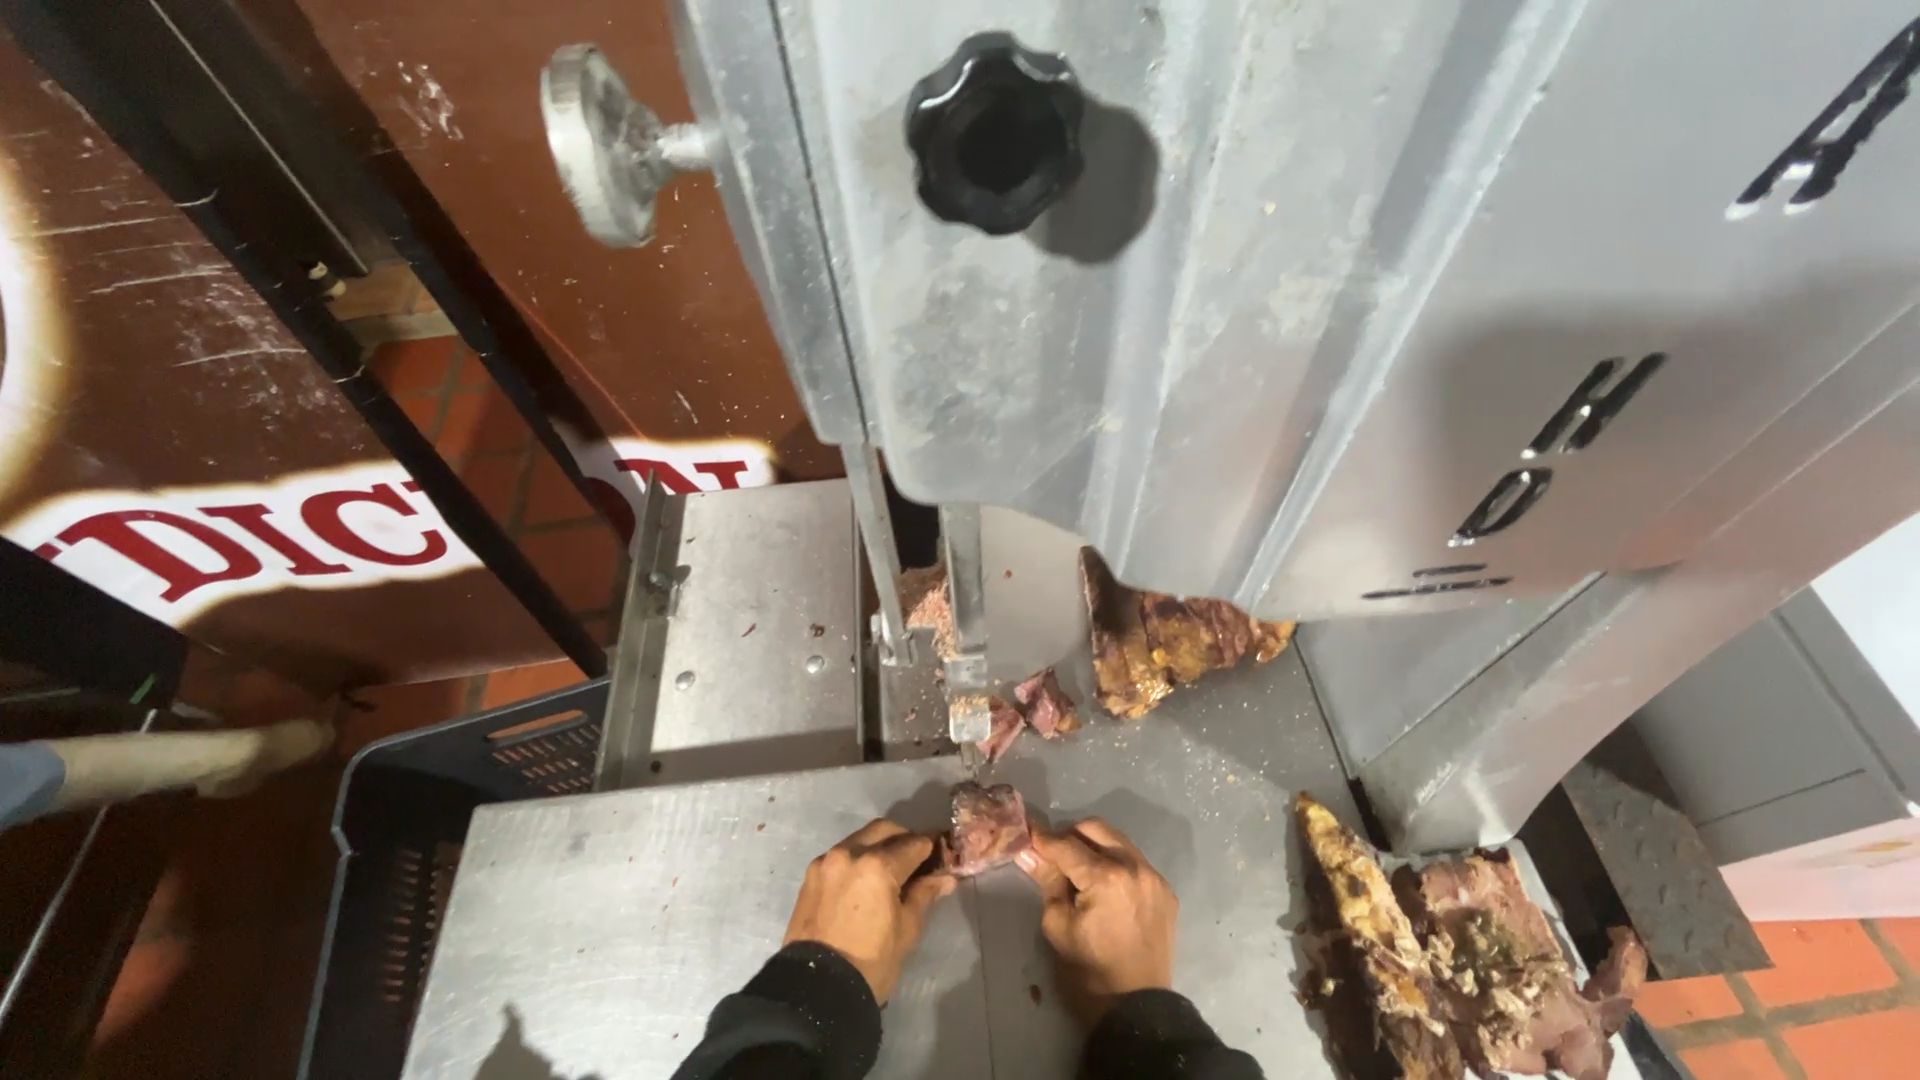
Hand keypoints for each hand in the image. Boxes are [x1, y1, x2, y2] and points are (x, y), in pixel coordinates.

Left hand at [784, 819, 955, 1003]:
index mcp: (877, 865)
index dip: (931, 849)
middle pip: (884, 830)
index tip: (940, 855)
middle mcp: (850, 853)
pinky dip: (857, 859)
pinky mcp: (811, 874)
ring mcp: (827, 861)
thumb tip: (946, 877)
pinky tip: (864, 881)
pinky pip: (840, 855)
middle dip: (904, 839)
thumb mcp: (906, 929)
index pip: (914, 844)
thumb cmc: (871, 963)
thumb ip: (924, 894)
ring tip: (889, 871)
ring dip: (878, 846)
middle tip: (916, 860)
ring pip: (860, 839)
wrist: (817, 989)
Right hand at [1016, 818, 1177, 1023]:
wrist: (1137, 1008)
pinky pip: (1136, 862)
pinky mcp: (1165, 891)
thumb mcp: (1058, 926)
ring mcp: (1154, 877)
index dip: (1043, 838)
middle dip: (1071, 835)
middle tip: (1055, 853)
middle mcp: (1135, 867)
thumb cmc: (1090, 972)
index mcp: (1106, 877)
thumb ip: (1048, 882)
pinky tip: (1105, 886)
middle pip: (1096, 828)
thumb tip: (1030, 852)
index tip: (1027, 833)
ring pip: (1118, 840)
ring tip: (1080, 869)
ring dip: (1095, 846)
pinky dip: (1117, 863)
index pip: (1067, 845)